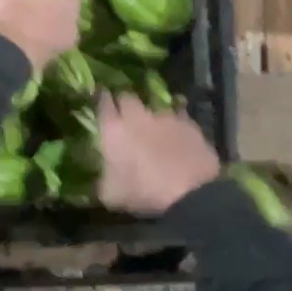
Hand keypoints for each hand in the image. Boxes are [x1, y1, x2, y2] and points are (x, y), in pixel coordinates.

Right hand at [96, 92, 221, 215]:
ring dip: (151, 113)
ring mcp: (166, 117)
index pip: (102, 102)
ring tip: (154, 126)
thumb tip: (101, 176)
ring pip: (154, 105)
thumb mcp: (111, 194)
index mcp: (113, 129)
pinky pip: (178, 117)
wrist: (190, 194)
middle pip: (127, 96)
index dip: (101, 98)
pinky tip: (177, 135)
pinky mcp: (189, 124)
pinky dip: (175, 124)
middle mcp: (137, 116)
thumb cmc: (143, 192)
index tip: (101, 98)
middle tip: (125, 112)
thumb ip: (102, 179)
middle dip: (124, 101)